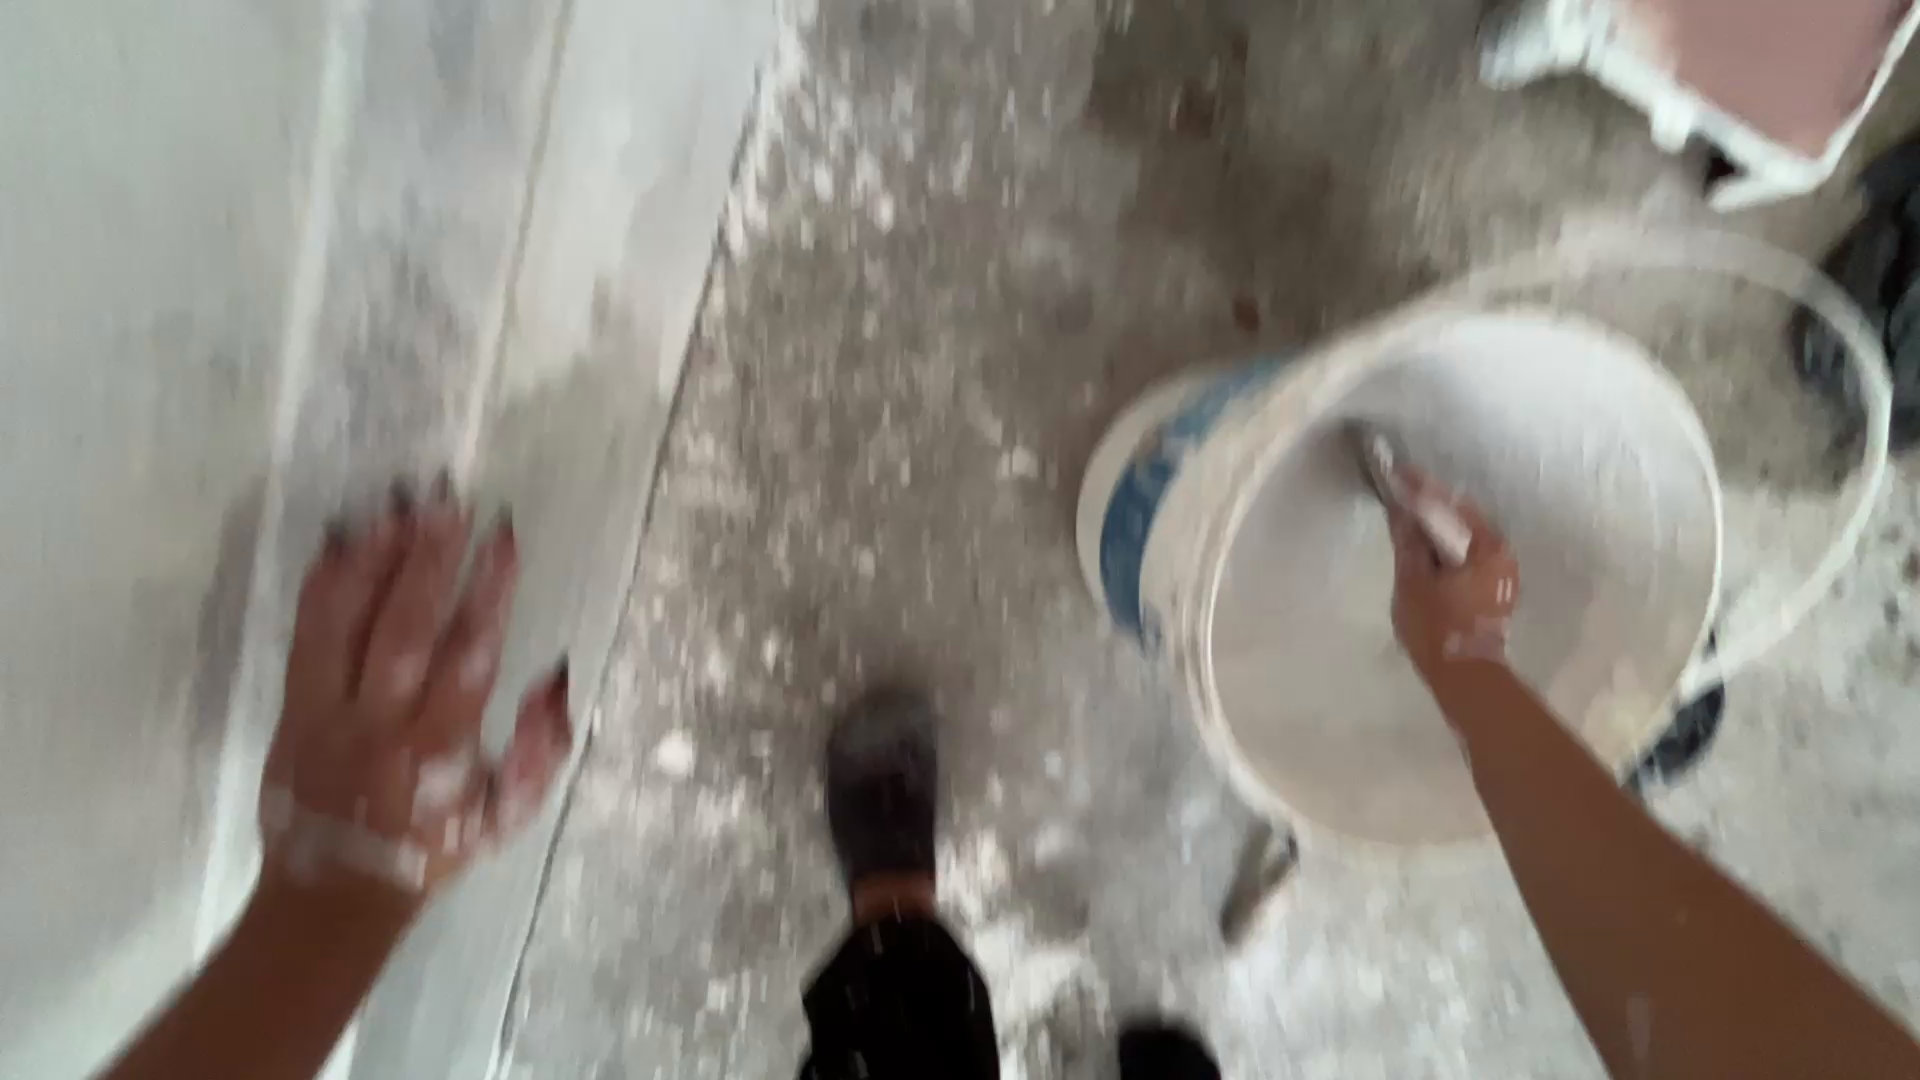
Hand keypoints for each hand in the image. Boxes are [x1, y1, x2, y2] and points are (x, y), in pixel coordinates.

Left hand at [259, 478, 572, 913]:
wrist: (333, 894)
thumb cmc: (439, 845)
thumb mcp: (512, 813)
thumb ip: (542, 747)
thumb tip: (556, 675)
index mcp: (438, 743)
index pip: (468, 653)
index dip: (488, 593)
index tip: (504, 540)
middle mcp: (377, 720)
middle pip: (403, 628)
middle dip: (429, 561)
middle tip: (449, 503)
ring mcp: (325, 712)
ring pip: (344, 625)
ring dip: (373, 561)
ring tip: (397, 508)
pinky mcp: (291, 710)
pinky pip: (304, 638)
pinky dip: (322, 587)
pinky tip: (341, 544)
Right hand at [1387, 466, 1518, 674]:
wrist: (1464, 674)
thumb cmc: (1437, 626)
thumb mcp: (1413, 581)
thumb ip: (1408, 543)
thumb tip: (1401, 512)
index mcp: (1487, 547)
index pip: (1451, 505)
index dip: (1422, 488)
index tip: (1399, 471)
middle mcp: (1502, 553)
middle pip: (1462, 518)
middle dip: (1432, 504)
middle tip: (1402, 490)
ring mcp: (1501, 572)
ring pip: (1465, 536)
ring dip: (1438, 525)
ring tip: (1408, 514)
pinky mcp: (1492, 587)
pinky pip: (1466, 553)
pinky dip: (1445, 544)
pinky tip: (1424, 544)